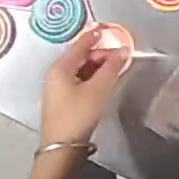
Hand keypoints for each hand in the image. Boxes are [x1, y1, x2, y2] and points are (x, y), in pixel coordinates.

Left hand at [39, 26, 130, 146]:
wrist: (62, 148)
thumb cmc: (78, 115)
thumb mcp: (98, 90)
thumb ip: (112, 68)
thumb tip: (123, 50)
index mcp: (60, 67)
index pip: (80, 44)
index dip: (96, 36)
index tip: (110, 30)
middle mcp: (55, 74)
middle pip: (80, 57)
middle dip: (101, 55)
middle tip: (120, 57)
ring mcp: (56, 87)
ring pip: (80, 70)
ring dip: (97, 67)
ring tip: (116, 69)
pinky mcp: (61, 99)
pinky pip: (78, 81)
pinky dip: (92, 78)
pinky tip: (104, 83)